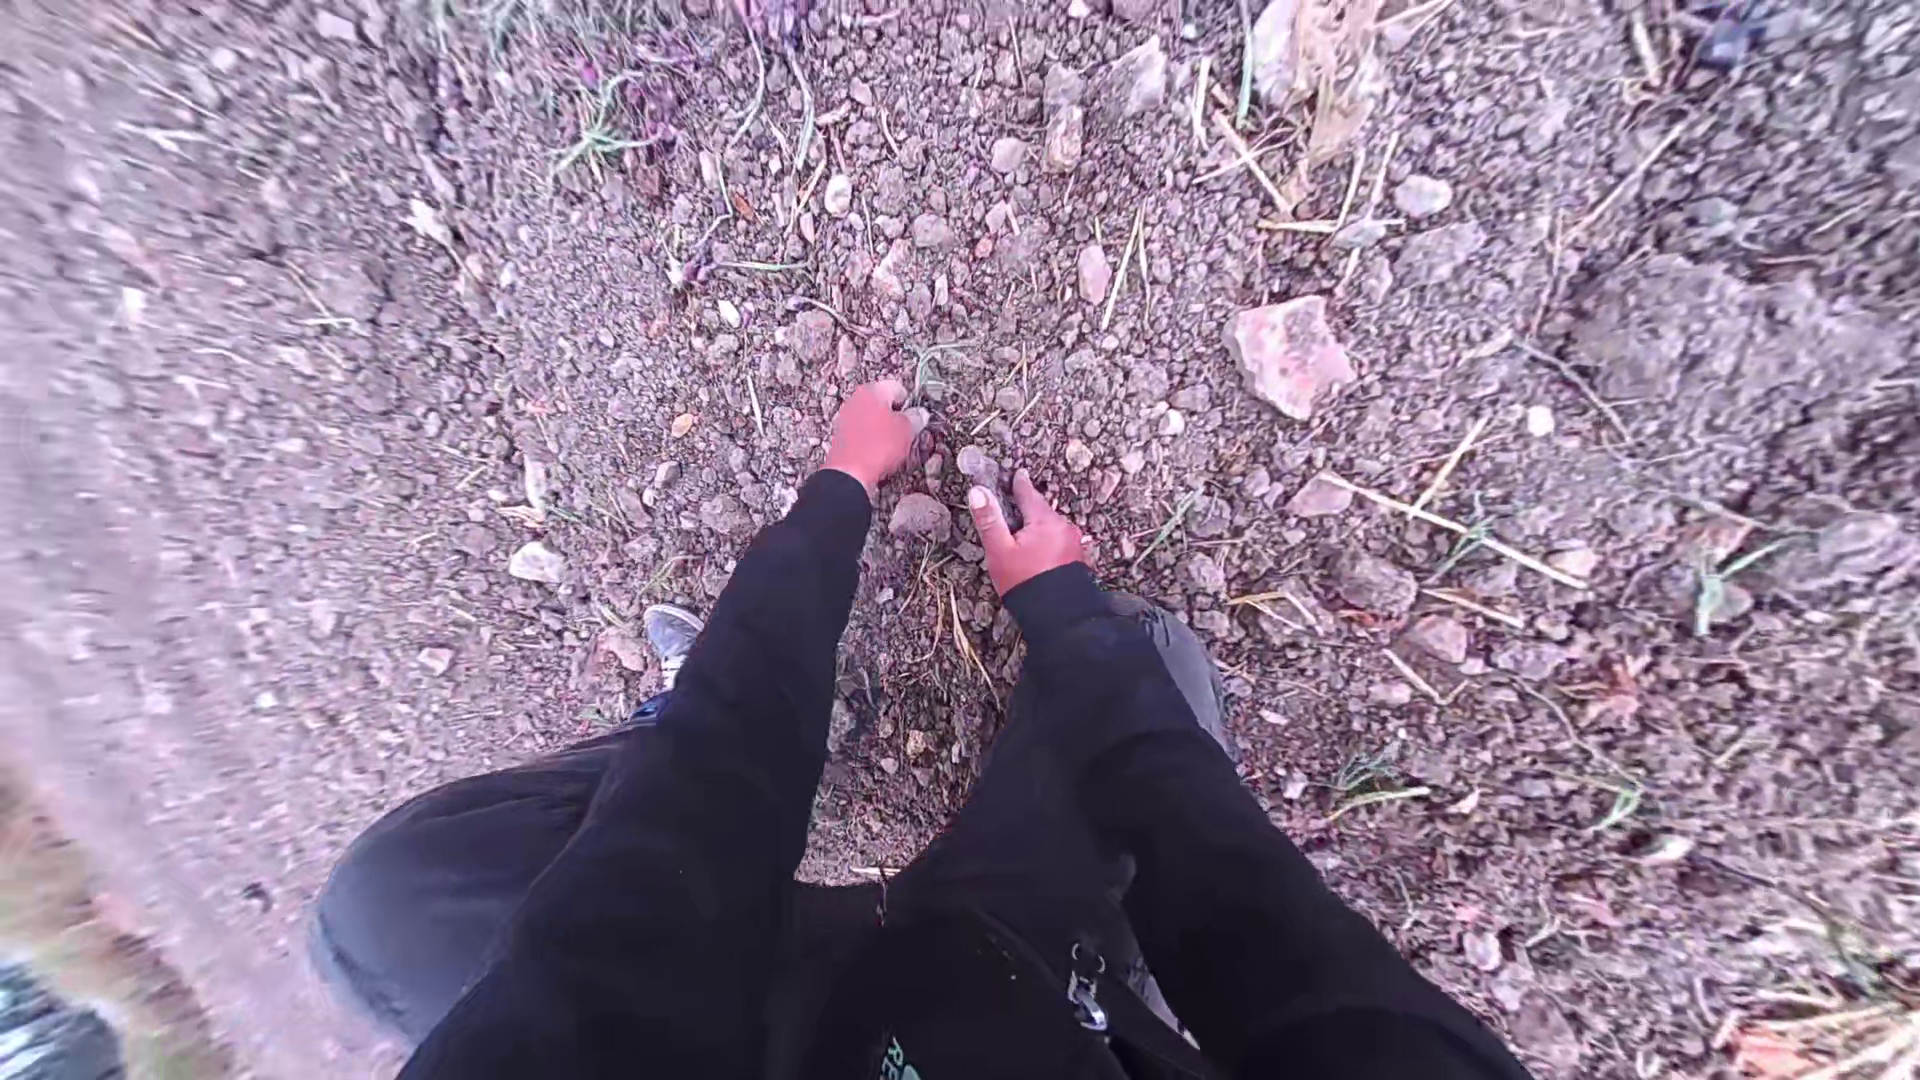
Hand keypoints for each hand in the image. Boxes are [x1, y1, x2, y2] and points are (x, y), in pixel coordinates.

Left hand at [822, 379, 924, 500]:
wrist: (850, 474)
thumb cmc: (875, 448)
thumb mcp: (907, 430)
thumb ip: (915, 418)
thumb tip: (919, 415)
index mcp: (871, 390)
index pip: (898, 387)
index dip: (911, 403)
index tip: (917, 415)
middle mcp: (855, 400)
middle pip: (884, 404)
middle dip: (897, 417)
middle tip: (908, 431)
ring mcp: (847, 419)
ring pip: (874, 420)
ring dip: (886, 430)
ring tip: (896, 445)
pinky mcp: (843, 438)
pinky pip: (865, 434)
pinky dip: (874, 441)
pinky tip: (882, 453)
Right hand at [968, 469, 1086, 596]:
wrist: (1059, 618)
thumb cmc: (1026, 584)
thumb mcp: (1000, 551)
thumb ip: (989, 520)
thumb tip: (977, 492)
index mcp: (1045, 521)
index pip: (1028, 493)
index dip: (1019, 484)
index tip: (1017, 474)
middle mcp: (1064, 527)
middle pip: (1040, 511)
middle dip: (1027, 511)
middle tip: (1011, 512)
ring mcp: (1073, 543)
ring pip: (1050, 527)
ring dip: (1037, 529)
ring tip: (1021, 540)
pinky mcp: (1077, 559)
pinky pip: (1058, 542)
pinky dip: (1046, 543)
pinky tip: (1036, 555)